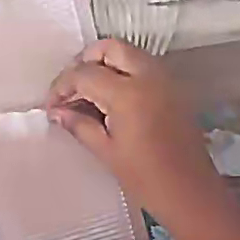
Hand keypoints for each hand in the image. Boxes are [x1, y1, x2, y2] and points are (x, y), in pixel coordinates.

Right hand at [47, 38, 222, 221]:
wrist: (188, 190)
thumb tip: (57, 112)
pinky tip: (109, 101)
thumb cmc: (144, 177)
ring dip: (104, 66)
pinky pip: (142, 67)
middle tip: (69, 91)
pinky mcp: (173, 88)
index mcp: (127, 93)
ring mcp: (164, 79)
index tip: (51, 106)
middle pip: (109, 49)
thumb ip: (79, 125)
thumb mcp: (106, 151)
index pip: (84, 73)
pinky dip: (122, 73)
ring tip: (86, 97)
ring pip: (128, 54)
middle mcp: (148, 76)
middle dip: (84, 63)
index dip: (62, 86)